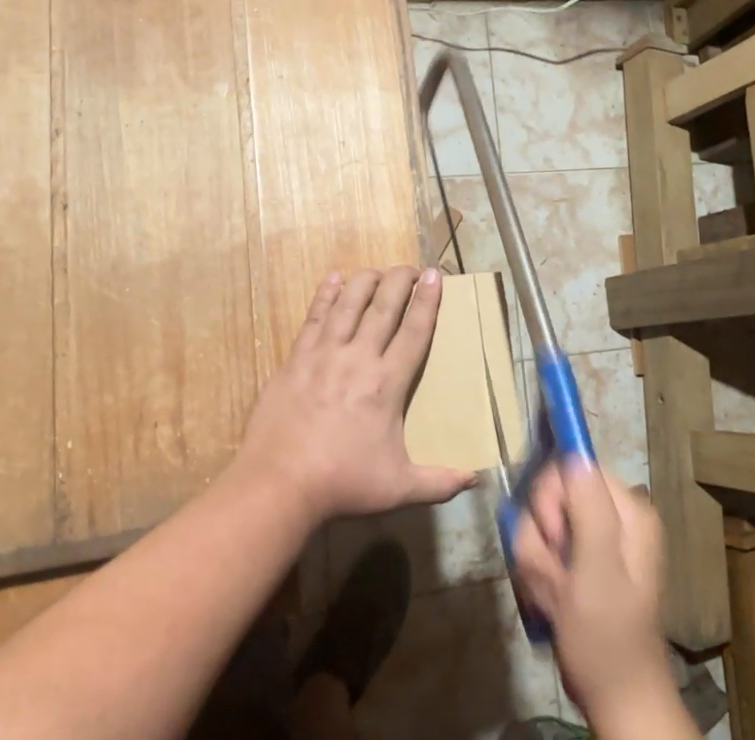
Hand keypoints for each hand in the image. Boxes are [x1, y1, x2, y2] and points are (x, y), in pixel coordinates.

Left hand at [234, 267, 477, 524]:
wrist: (278, 484)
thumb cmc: (342, 484)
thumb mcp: (398, 487)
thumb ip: (439, 482)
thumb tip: (476, 480)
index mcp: (387, 383)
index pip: (414, 331)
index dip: (427, 301)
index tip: (435, 276)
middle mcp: (358, 360)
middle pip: (383, 308)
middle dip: (399, 281)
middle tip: (410, 268)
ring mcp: (323, 356)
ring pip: (347, 305)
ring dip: (365, 282)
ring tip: (377, 270)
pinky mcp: (294, 361)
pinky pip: (314, 318)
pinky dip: (325, 296)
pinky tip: (333, 280)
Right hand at [513, 462, 682, 732]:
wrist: (614, 694)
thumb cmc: (606, 636)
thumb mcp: (597, 571)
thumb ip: (589, 509)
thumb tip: (576, 454)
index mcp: (628, 511)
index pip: (576, 467)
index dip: (554, 496)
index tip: (555, 535)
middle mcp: (615, 518)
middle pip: (555, 495)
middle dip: (543, 534)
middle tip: (555, 571)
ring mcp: (596, 542)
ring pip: (543, 525)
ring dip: (538, 560)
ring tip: (554, 594)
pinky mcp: (580, 564)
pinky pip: (543, 550)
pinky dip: (539, 575)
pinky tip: (551, 601)